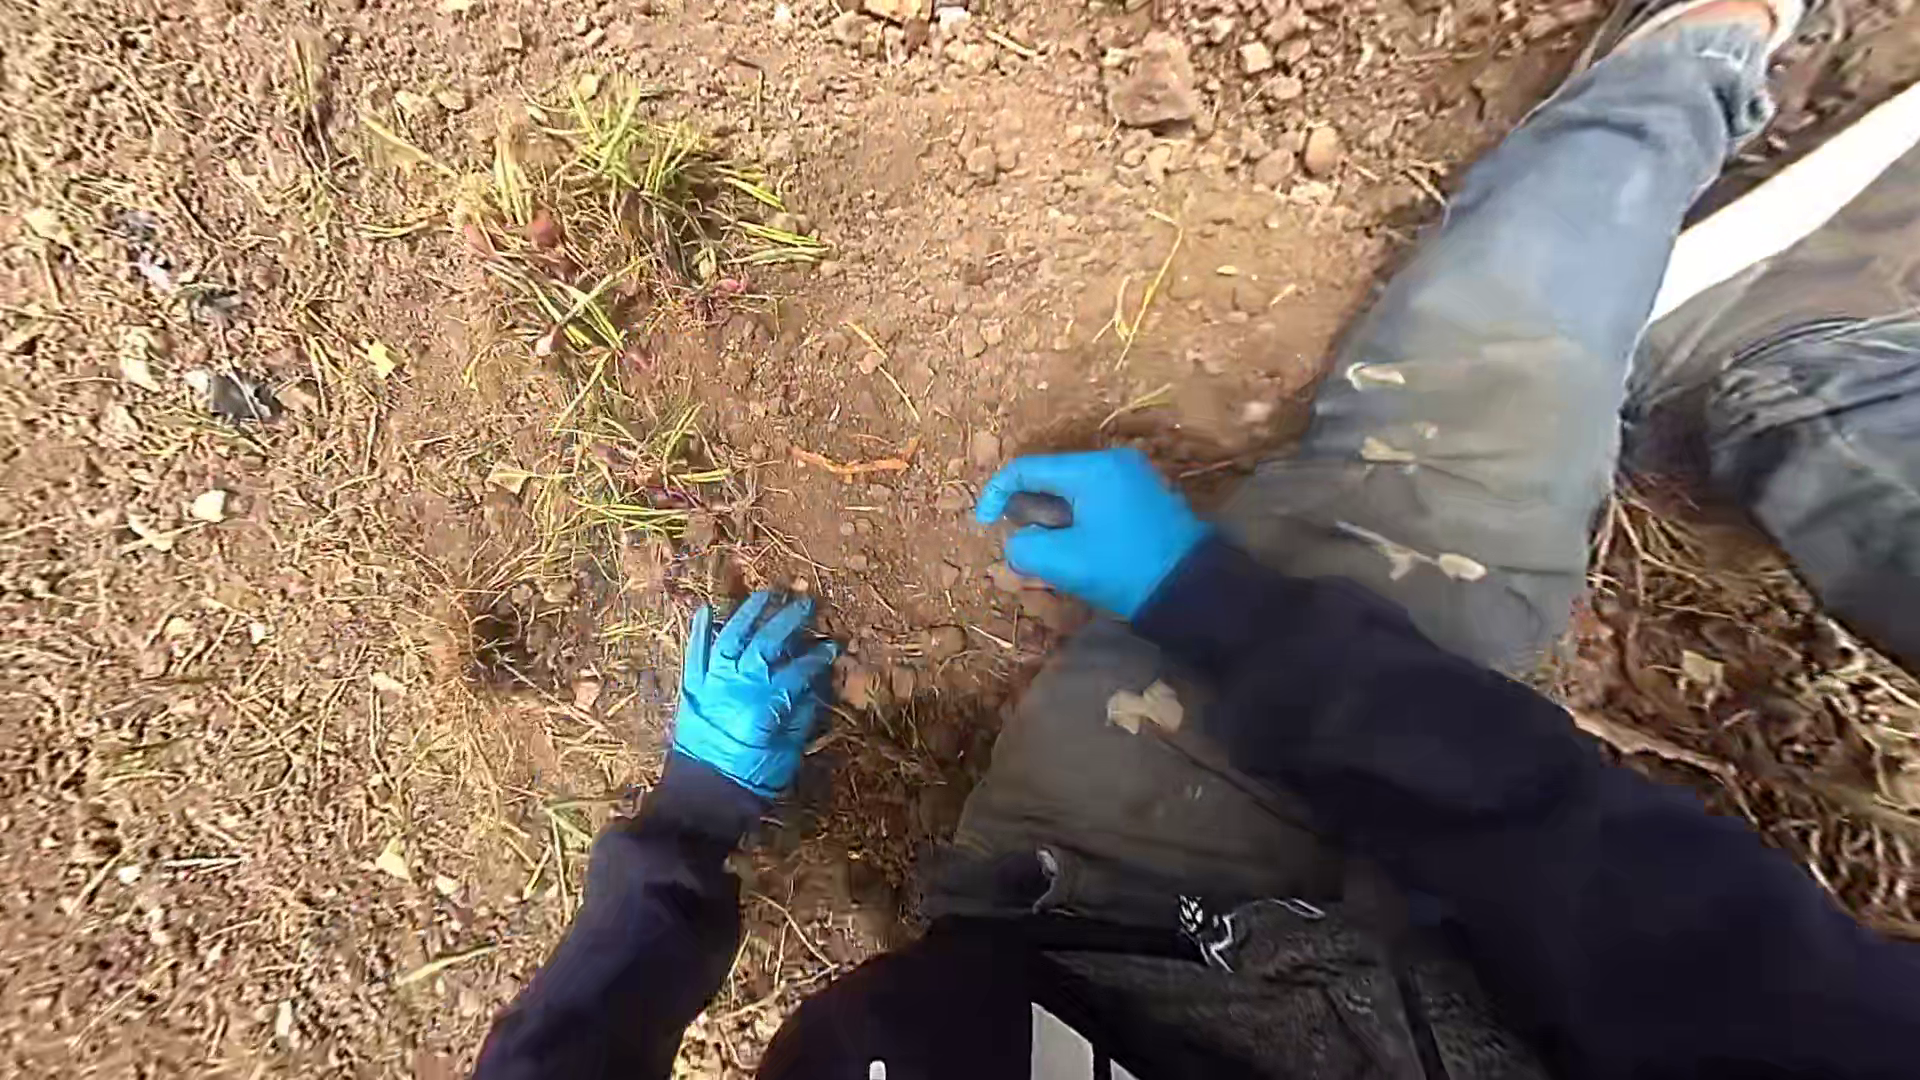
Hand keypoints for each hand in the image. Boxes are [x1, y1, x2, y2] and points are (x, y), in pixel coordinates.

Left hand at [673, 591, 837, 797]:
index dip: (818, 657)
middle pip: (767, 643)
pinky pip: (694, 655)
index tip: (833, 647)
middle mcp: (738, 685)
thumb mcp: (787, 755)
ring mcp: (712, 683)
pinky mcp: (692, 688)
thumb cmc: (750, 780)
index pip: (798, 670)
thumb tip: (815, 687)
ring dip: (749, 613)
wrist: (699, 800)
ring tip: (765, 593)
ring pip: (730, 637)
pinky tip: (705, 608)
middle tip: (806, 602)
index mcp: (766, 703)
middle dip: (789, 620)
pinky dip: (698, 631)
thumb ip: (801, 717)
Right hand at [975, 448, 1210, 617]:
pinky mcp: (1140, 502)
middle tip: (1023, 549)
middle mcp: (1112, 465)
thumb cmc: (1125, 569)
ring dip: (1051, 525)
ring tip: (1049, 559)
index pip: (1027, 469)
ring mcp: (1130, 481)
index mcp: (1093, 469)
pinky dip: (1073, 526)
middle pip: (1049, 481)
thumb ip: (1025, 547)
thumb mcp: (1064, 562)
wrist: (1195, 590)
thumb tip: (1019, 543)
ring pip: (1070, 496)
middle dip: (1028, 515)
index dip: (996, 494)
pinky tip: (1074, 555)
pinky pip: (1092, 506)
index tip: (983, 524)